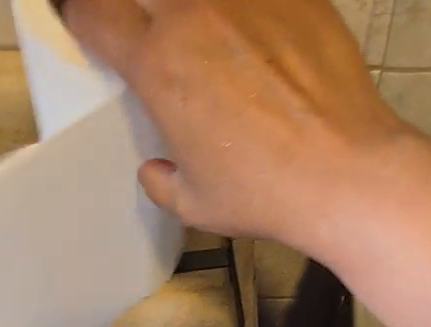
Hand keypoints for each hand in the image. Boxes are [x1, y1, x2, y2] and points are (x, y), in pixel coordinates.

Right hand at [61, 0, 423, 253]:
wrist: (345, 173)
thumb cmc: (271, 191)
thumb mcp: (198, 205)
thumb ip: (164, 182)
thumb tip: (157, 172)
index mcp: (158, 63)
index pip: (93, 12)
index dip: (85, 20)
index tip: (93, 29)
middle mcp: (194, 14)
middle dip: (136, 9)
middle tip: (150, 32)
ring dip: (192, 12)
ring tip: (206, 36)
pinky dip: (247, 13)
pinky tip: (255, 40)